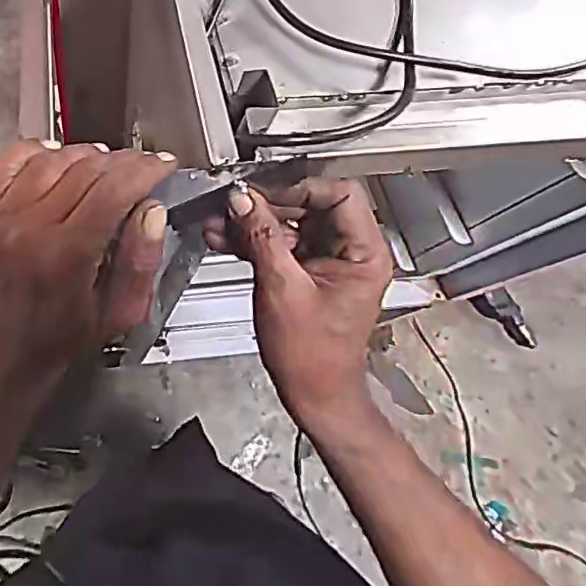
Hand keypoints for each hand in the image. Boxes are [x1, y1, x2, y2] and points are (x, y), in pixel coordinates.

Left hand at [0, 141, 175, 367]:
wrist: (17, 343)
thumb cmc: (68, 332)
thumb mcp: (122, 311)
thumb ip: (141, 262)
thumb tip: (152, 212)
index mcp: (65, 256)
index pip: (111, 191)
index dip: (145, 170)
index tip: (164, 165)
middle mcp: (31, 228)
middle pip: (87, 169)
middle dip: (126, 160)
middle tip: (147, 166)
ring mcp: (8, 215)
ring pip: (57, 158)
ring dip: (91, 153)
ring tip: (113, 165)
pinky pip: (16, 159)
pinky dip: (42, 150)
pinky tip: (63, 155)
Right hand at [211, 179, 393, 423]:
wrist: (314, 396)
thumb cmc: (313, 358)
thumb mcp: (282, 289)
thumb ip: (261, 238)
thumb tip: (243, 201)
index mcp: (364, 254)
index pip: (341, 194)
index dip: (300, 189)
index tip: (266, 194)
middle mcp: (352, 253)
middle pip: (311, 206)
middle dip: (268, 206)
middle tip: (236, 206)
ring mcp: (328, 261)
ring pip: (291, 224)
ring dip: (255, 224)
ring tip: (221, 223)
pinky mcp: (307, 272)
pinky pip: (281, 244)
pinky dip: (255, 242)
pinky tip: (226, 239)